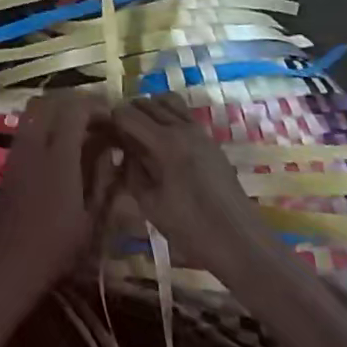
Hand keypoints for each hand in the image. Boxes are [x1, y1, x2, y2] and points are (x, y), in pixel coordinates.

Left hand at [0, 90, 110, 287]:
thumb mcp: (91, 218)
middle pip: (52, 101)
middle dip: (77, 102)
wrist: (9, 258)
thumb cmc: (57, 244)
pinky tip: (63, 140)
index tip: (115, 117)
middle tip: (100, 117)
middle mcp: (35, 142)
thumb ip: (103, 179)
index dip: (96, 107)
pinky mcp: (11, 155)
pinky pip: (28, 122)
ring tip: (83, 126)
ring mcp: (18, 146)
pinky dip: (46, 119)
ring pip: (36, 108)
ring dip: (60, 108)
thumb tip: (112, 150)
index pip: (75, 110)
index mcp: (58, 156)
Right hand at [109, 93, 273, 276]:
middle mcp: (183, 128)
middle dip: (129, 113)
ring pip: (168, 101)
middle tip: (120, 136)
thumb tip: (122, 151)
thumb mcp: (150, 203)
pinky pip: (183, 115)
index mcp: (165, 142)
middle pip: (146, 102)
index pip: (127, 113)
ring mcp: (201, 133)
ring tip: (142, 135)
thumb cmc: (192, 228)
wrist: (242, 245)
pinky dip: (168, 117)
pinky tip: (164, 145)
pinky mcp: (212, 142)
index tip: (104, 136)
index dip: (112, 121)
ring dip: (150, 111)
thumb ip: (131, 170)